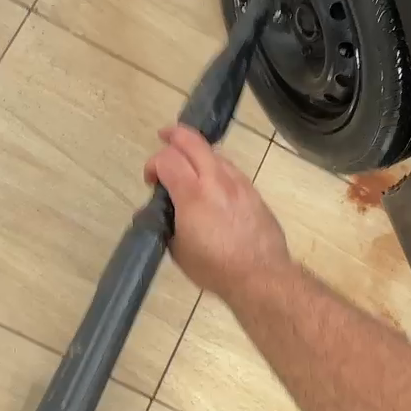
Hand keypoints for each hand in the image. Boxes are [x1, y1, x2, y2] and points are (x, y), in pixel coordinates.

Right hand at [143, 125, 291, 300]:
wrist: (260, 275)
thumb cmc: (214, 267)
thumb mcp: (177, 249)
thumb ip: (165, 223)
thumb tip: (156, 212)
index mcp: (193, 194)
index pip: (167, 158)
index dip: (153, 164)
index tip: (150, 180)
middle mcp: (216, 180)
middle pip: (192, 141)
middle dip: (174, 135)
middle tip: (163, 137)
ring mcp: (238, 183)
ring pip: (214, 153)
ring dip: (197, 153)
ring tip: (188, 165)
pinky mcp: (253, 191)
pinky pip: (230, 169)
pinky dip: (215, 168)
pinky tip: (212, 184)